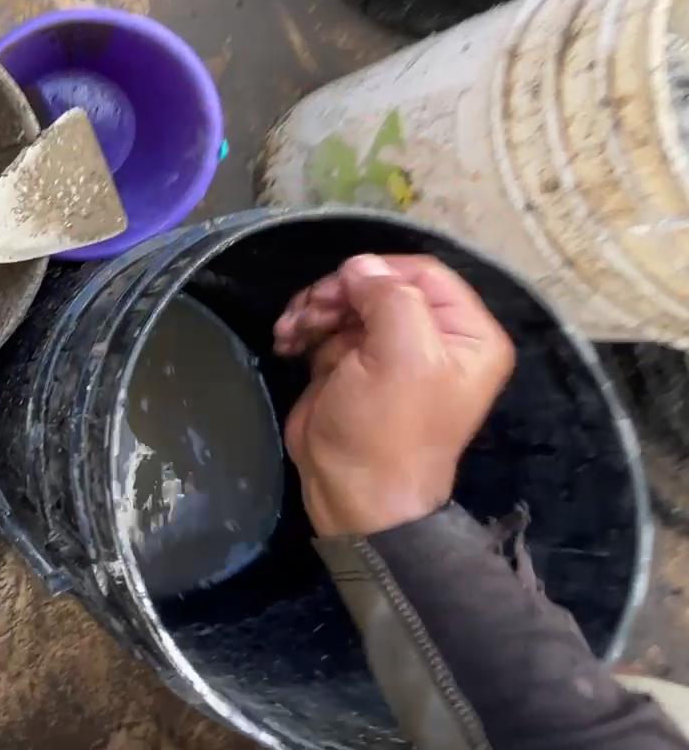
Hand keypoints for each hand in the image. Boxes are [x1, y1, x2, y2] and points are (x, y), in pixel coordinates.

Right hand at [273, 254, 515, 536]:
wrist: (351, 484)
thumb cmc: (386, 426)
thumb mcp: (402, 358)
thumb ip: (391, 301)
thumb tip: (360, 266)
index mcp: (463, 334)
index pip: (422, 273)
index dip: (376, 273)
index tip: (338, 292)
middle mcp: (429, 337)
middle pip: (374, 284)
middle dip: (332, 295)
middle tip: (307, 316)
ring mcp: (384, 350)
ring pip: (341, 302)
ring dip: (309, 312)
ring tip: (290, 334)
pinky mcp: (346, 362)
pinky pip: (321, 326)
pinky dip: (298, 329)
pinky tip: (286, 344)